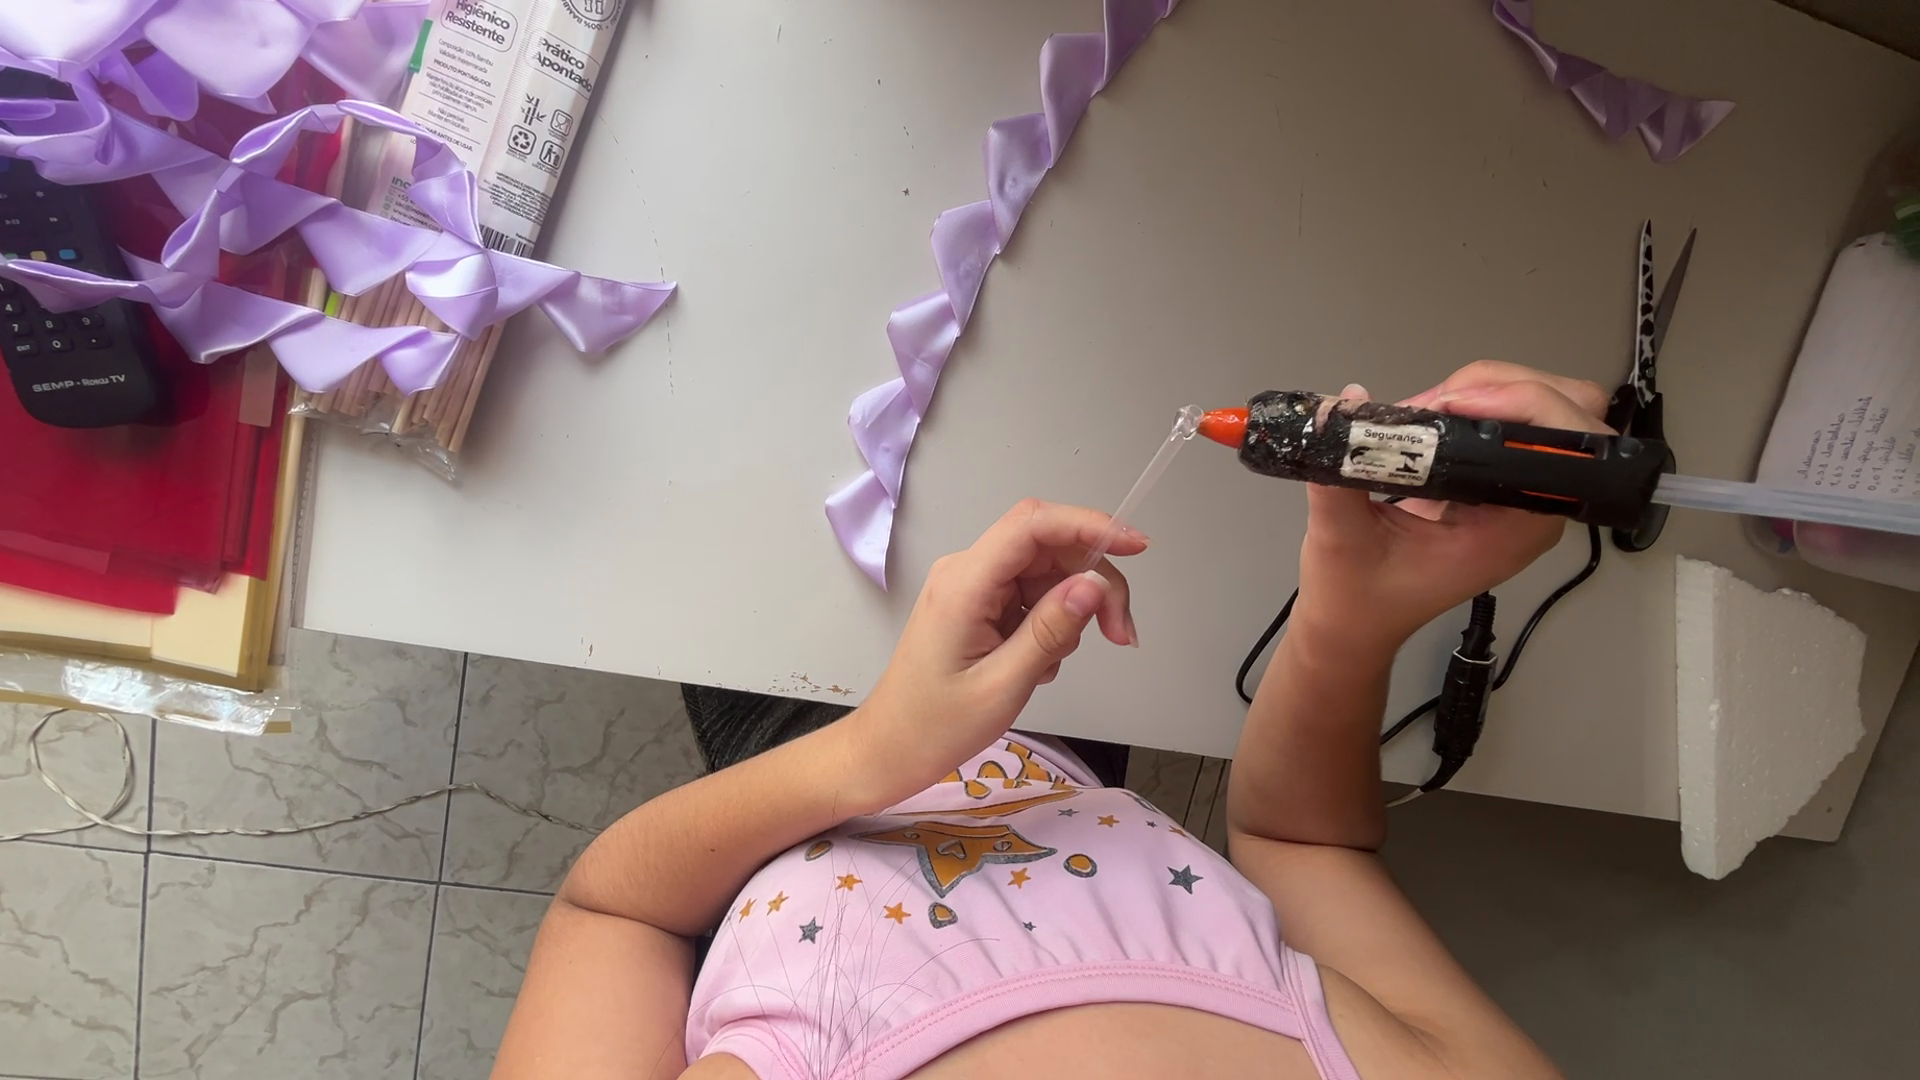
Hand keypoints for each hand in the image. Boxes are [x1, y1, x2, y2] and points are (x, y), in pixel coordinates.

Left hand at [851, 499, 1142, 802]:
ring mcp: (973, 586)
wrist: (890, 748)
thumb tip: (1094, 583)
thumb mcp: (1003, 685)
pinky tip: (1038, 663)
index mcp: (964, 583)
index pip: (1033, 525)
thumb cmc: (936, 726)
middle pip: (1048, 547)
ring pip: (1047, 572)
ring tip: (1056, 664)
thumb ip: (1051, 630)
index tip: (1136, 546)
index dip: (1090, 526)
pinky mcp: (980, 604)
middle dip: (1093, 581)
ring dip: (1073, 610)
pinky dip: (1051, 623)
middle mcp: (967, 572)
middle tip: (1122, 634)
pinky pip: (1032, 595)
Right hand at [1295, 360, 1610, 651]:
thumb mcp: (1337, 537)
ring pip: (1542, 410)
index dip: (1518, 405)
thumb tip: (1340, 406)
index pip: (1565, 444)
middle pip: (1570, 410)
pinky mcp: (1494, 487)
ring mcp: (1516, 496)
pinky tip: (1425, 420)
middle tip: (1429, 407)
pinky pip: (1509, 427)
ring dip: (1481, 393)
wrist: (1352, 626)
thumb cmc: (1353, 597)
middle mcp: (1531, 508)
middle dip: (1500, 388)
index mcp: (1515, 528)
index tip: (1445, 408)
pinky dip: (1471, 407)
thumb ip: (1340, 472)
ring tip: (1418, 413)